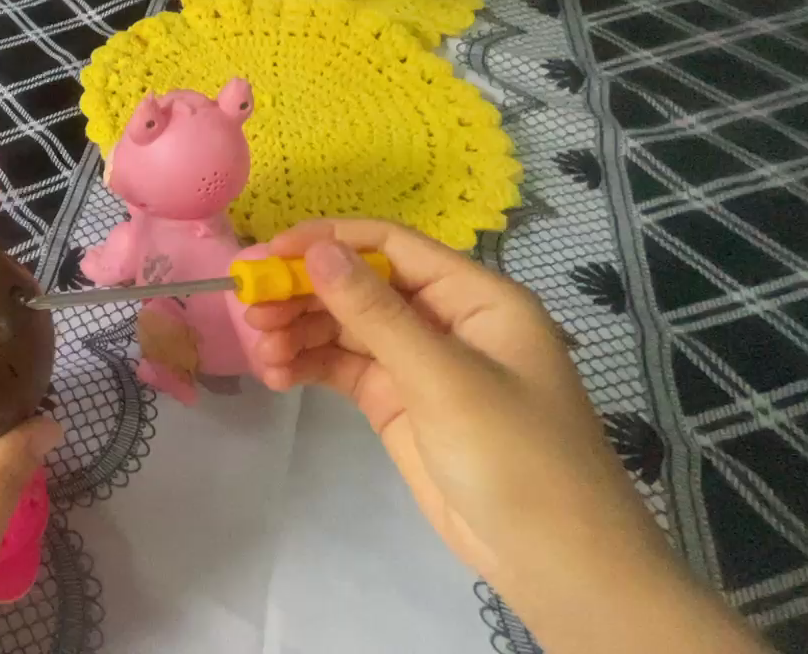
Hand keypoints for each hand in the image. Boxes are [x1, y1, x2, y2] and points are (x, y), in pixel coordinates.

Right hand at [244, 219, 763, 652]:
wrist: (557, 567)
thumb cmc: (517, 458)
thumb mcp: (443, 379)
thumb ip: (375, 312)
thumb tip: (316, 250)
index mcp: (472, 298)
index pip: (388, 246)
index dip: (325, 241)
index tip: (267, 255)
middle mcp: (440, 319)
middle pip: (354, 284)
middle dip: (300, 293)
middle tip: (251, 310)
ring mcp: (415, 360)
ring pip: (338, 324)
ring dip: (295, 331)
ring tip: (263, 352)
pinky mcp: (392, 397)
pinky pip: (336, 364)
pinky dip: (303, 364)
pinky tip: (275, 375)